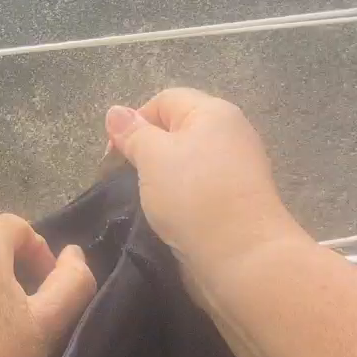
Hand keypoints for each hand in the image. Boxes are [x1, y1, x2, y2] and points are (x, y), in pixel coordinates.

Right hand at [105, 88, 304, 280]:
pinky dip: (179, 199)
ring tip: (145, 201)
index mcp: (213, 112)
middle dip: (146, 152)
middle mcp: (229, 134)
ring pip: (185, 163)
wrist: (242, 256)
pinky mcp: (235, 201)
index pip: (164, 101)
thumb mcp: (153, 157)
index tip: (114, 157)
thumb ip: (133, 133)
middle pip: (176, 131)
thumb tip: (116, 112)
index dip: (134, 122)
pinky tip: (167, 217)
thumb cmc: (193, 196)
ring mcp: (235, 169)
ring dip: (161, 179)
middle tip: (125, 180)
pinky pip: (197, 189)